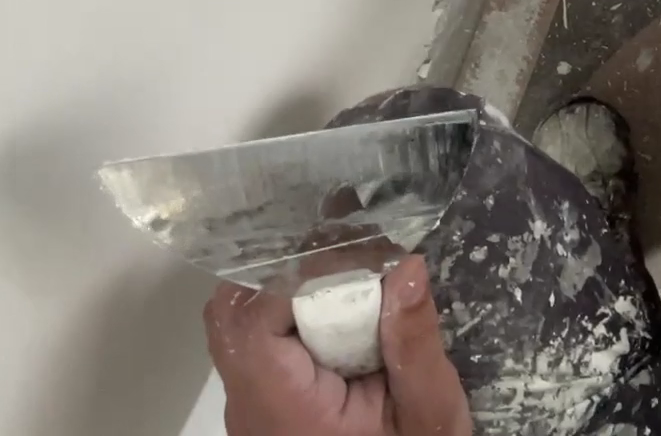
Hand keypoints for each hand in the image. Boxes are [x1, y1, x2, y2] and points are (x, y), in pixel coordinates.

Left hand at [204, 257, 472, 435]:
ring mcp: (250, 407)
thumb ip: (413, 343)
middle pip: (233, 316)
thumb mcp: (427, 411)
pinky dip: (295, 309)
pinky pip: (261, 340)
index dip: (294, 277)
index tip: (352, 255)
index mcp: (282, 411)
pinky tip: (344, 299)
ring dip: (291, 286)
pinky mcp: (263, 402)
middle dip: (286, 271)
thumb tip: (409, 264)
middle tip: (348, 249)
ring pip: (242, 322)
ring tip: (351, 267)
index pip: (252, 324)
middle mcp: (249, 409)